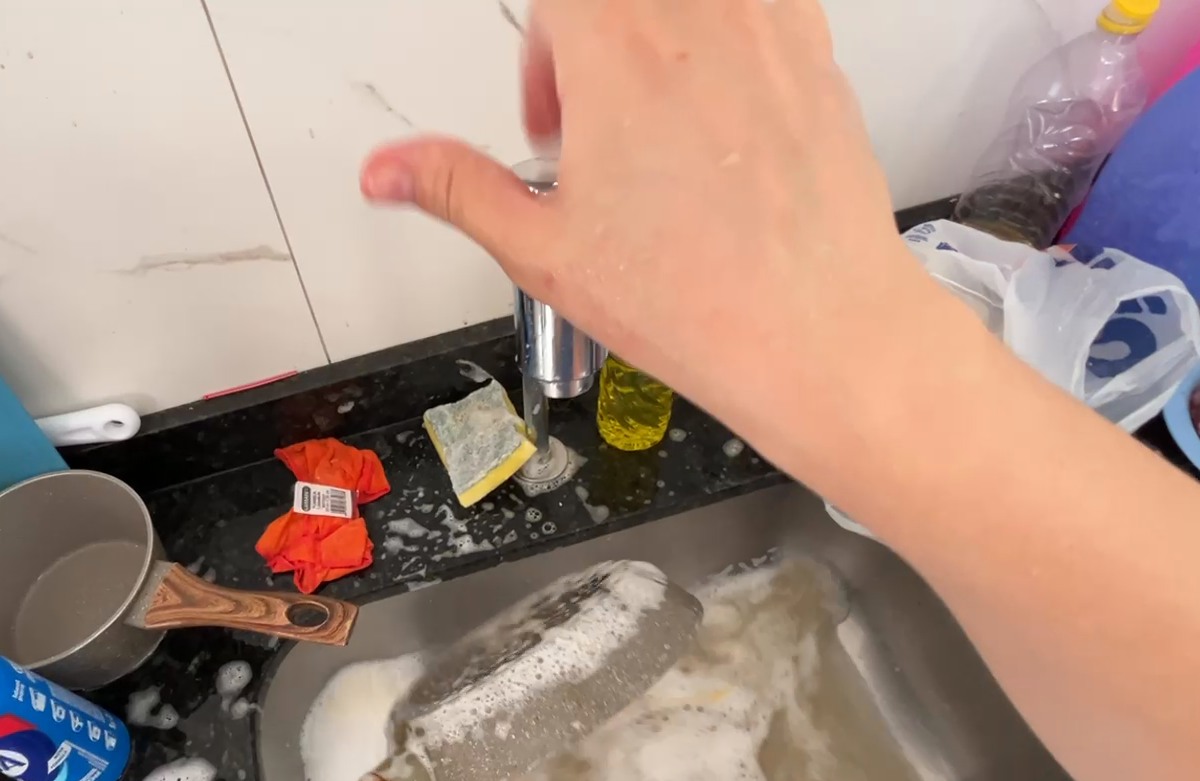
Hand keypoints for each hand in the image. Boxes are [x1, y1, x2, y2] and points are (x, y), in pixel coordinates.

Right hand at [358, 0, 972, 467]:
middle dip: (586, 52)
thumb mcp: (542, 252)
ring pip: (682, 6)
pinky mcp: (815, 53)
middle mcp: (695, 13)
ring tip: (657, 139)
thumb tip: (383, 169)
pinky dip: (719, 47)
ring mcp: (767, 24)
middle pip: (614, 2)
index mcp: (615, 48)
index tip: (552, 126)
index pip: (555, 1)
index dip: (541, 56)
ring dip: (651, 46)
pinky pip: (753, 10)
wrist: (808, 328)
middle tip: (596, 142)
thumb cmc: (688, 299)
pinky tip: (715, 133)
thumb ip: (456, 188)